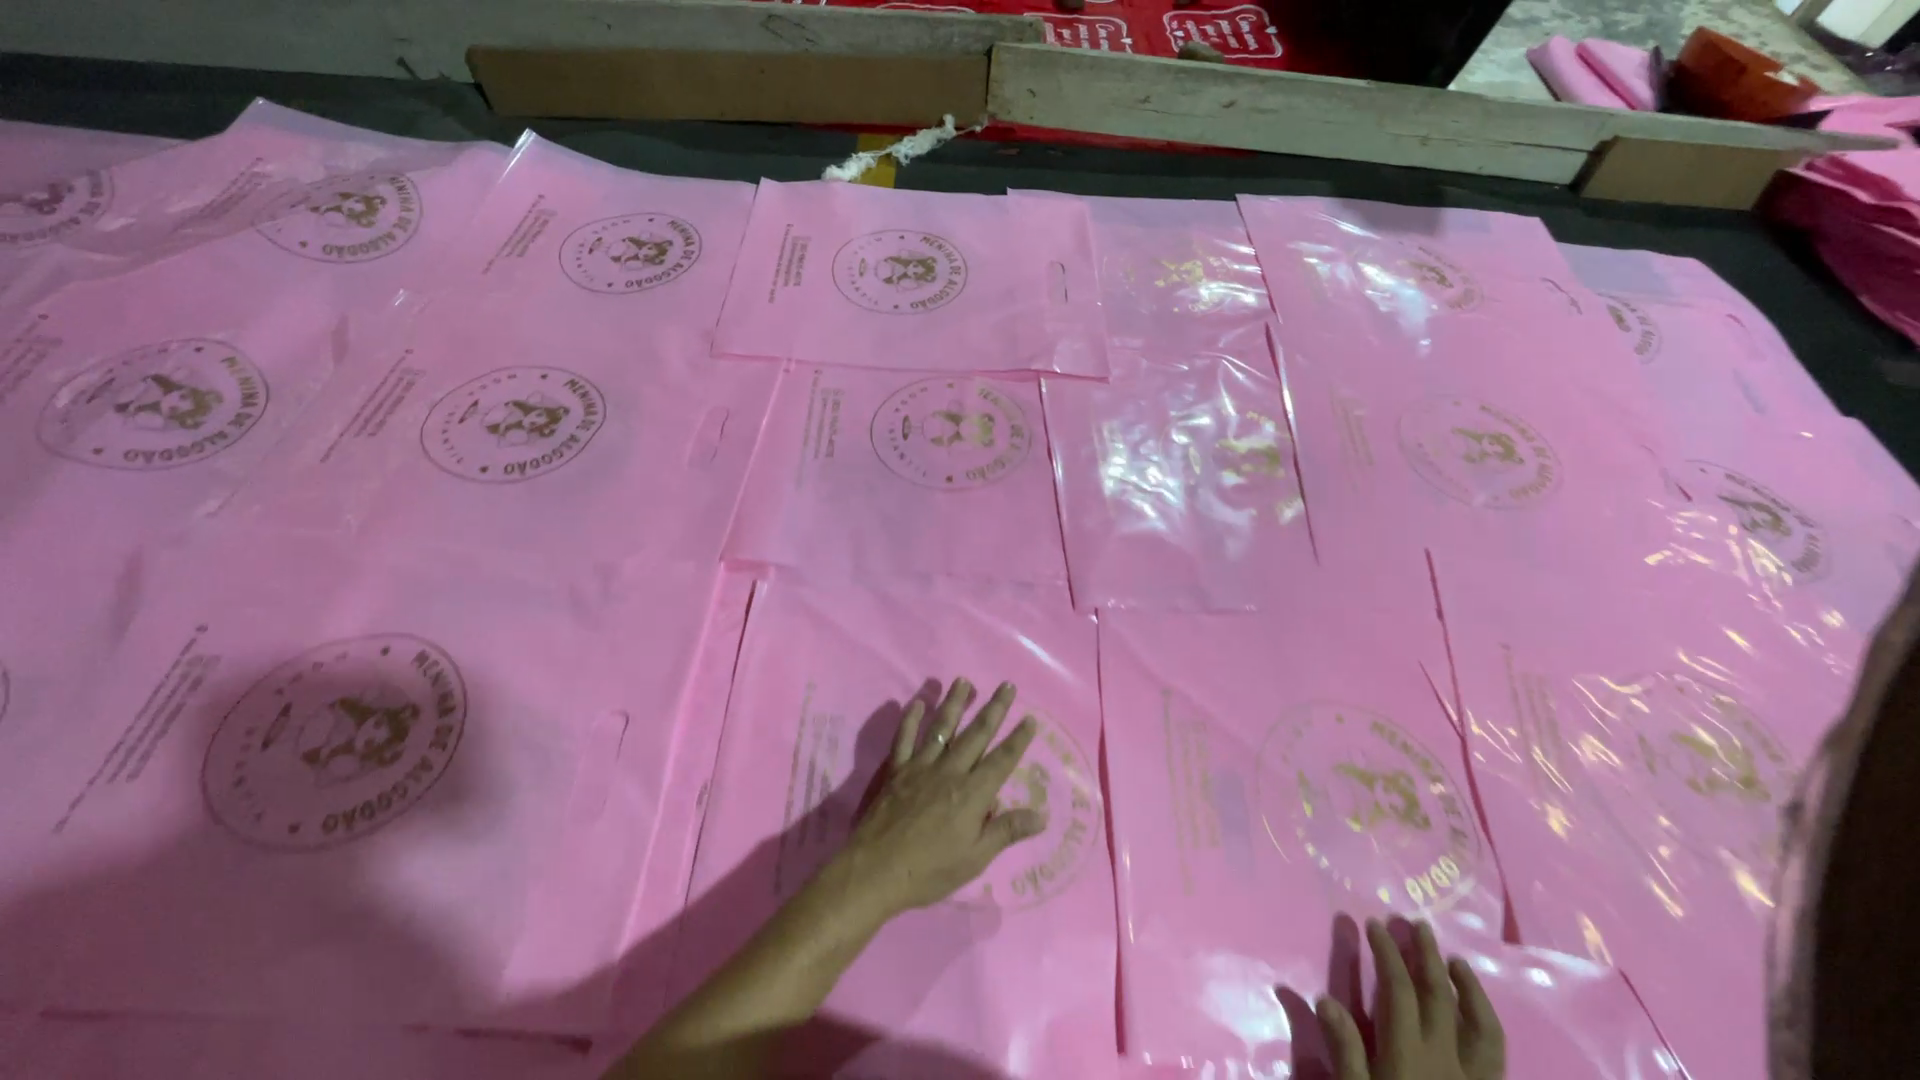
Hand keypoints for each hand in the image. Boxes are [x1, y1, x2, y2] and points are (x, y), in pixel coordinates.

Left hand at [828, 677, 1046, 921]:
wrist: (876, 870)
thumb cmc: (930, 870)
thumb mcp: (975, 858)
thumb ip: (1007, 831)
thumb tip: (1042, 815)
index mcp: (973, 794)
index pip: (1002, 760)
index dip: (1018, 739)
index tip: (1030, 719)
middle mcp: (949, 772)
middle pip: (976, 734)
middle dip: (994, 709)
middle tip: (1007, 685)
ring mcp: (920, 767)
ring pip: (941, 728)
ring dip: (955, 703)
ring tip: (964, 681)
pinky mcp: (896, 771)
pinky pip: (904, 739)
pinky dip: (910, 719)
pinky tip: (916, 703)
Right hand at [1316, 919, 1505, 1079]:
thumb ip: (1345, 1051)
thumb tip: (1325, 998)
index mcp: (1407, 1054)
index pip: (1397, 989)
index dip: (1386, 953)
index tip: (1374, 925)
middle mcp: (1445, 1058)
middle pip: (1439, 994)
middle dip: (1426, 955)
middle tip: (1416, 924)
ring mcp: (1472, 1078)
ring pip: (1478, 1022)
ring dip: (1466, 986)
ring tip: (1455, 961)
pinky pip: (1495, 1054)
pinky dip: (1487, 1023)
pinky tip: (1478, 1015)